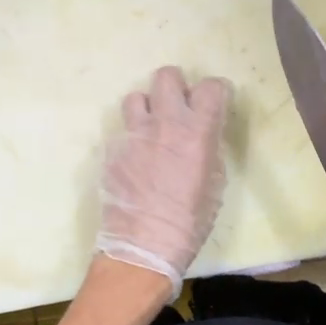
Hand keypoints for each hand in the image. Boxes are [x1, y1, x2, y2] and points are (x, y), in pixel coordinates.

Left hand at [94, 67, 230, 297]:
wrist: (142, 248)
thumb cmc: (188, 225)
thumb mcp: (214, 187)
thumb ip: (208, 151)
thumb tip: (202, 139)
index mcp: (197, 131)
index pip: (210, 86)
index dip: (214, 95)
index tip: (214, 107)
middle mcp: (164, 123)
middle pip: (167, 76)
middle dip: (175, 89)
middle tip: (177, 112)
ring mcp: (132, 135)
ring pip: (136, 98)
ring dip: (146, 110)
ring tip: (150, 134)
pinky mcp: (111, 152)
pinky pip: (121, 133)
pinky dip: (129, 142)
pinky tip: (133, 163)